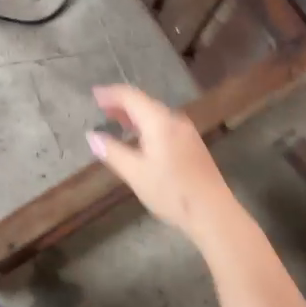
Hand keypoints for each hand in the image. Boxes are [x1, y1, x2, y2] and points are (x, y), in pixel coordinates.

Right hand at [86, 84, 234, 236]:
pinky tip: (139, 138)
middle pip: (145, 103)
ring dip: (134, 115)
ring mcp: (186, 132)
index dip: (111, 94)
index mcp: (159, 123)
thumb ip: (112, 152)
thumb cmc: (171, 192)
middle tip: (100, 107)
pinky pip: (164, 125)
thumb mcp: (135, 173)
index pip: (132, 97)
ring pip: (155, 115)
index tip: (94, 94)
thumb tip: (92, 136)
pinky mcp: (192, 145)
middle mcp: (175, 121)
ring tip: (115, 120)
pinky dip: (146, 125)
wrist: (213, 212)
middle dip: (121, 104)